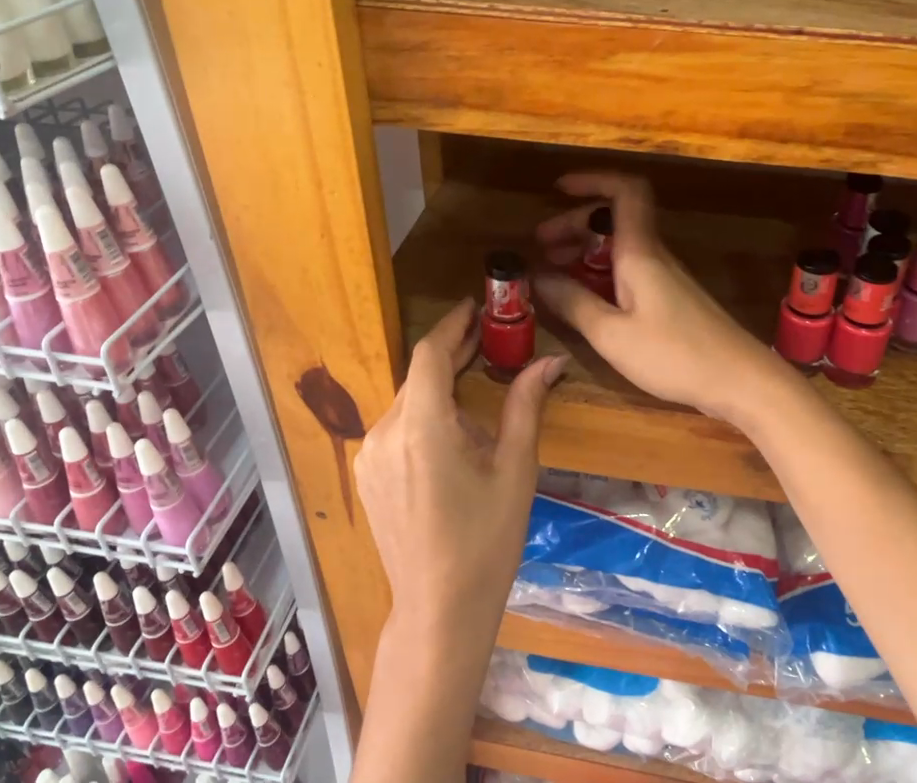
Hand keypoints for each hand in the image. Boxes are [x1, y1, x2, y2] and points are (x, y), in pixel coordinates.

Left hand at [354, 299, 565, 630]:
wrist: (439, 608)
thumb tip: (549, 361)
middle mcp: (386, 433)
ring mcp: (370, 455)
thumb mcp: (514, 470)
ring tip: (474, 380)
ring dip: (438, 386)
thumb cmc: (486, 541)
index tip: (476, 306)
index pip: (429, 354)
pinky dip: (422, 414)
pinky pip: (396, 428)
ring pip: (406, 402)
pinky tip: (451, 429)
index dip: (452, 325)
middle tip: (488, 337)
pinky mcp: (367, 475)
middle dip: (450, 353)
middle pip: (417, 376)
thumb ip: (525, 406)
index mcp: (423, 428)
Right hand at [533, 172, 795, 424]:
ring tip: (554, 269)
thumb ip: (573, 303)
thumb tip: (538, 277)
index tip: (557, 189)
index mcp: (640, 252)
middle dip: (575, 222)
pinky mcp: (672, 299)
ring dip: (586, 248)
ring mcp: (666, 277)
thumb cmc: (675, 355)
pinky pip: (630, 269)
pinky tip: (586, 296)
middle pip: (615, 218)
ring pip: (622, 244)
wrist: (741, 380)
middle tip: (542, 244)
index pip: (624, 191)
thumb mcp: (612, 335)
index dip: (592, 179)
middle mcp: (654, 255)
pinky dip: (602, 271)